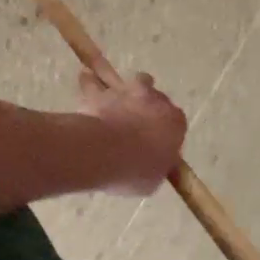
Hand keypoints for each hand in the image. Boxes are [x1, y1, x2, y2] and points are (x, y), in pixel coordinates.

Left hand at [76, 69, 185, 195]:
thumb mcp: (153, 179)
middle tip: (133, 119)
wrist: (104, 153)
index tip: (153, 139)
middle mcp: (154, 100)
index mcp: (174, 122)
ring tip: (113, 94)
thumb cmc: (135, 170)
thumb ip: (155, 166)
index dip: (162, 128)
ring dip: (124, 88)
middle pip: (154, 96)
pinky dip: (90, 82)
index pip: (174, 121)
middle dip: (146, 105)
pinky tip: (84, 79)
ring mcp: (126, 93)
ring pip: (130, 81)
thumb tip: (151, 166)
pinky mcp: (101, 93)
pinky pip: (94, 82)